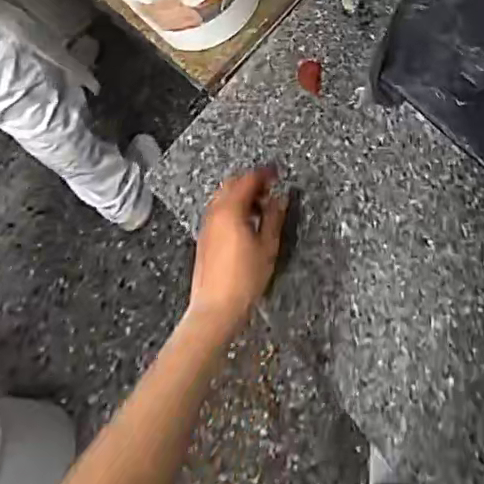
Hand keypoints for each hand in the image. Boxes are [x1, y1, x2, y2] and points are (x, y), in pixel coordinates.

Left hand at [186, 167, 288, 334]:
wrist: (215, 310)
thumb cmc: (244, 279)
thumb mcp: (268, 246)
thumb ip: (274, 217)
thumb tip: (279, 199)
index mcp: (231, 209)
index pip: (248, 179)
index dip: (265, 174)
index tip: (277, 174)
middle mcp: (215, 212)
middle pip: (232, 184)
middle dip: (251, 182)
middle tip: (269, 189)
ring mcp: (207, 225)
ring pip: (223, 197)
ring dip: (241, 195)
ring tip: (260, 207)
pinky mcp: (204, 239)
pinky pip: (218, 211)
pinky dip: (232, 207)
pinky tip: (245, 223)